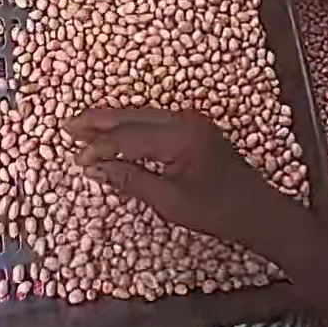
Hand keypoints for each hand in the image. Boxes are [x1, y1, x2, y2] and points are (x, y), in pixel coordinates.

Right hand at [66, 107, 314, 263]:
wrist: (259, 210)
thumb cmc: (217, 212)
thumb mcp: (170, 202)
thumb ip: (131, 180)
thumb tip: (95, 168)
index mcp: (180, 137)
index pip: (128, 137)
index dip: (99, 147)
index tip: (77, 159)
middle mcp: (185, 120)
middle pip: (132, 115)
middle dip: (99, 121)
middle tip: (68, 125)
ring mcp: (191, 120)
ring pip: (142, 114)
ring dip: (113, 121)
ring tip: (83, 126)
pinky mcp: (193, 126)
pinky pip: (154, 119)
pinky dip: (131, 125)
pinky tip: (115, 132)